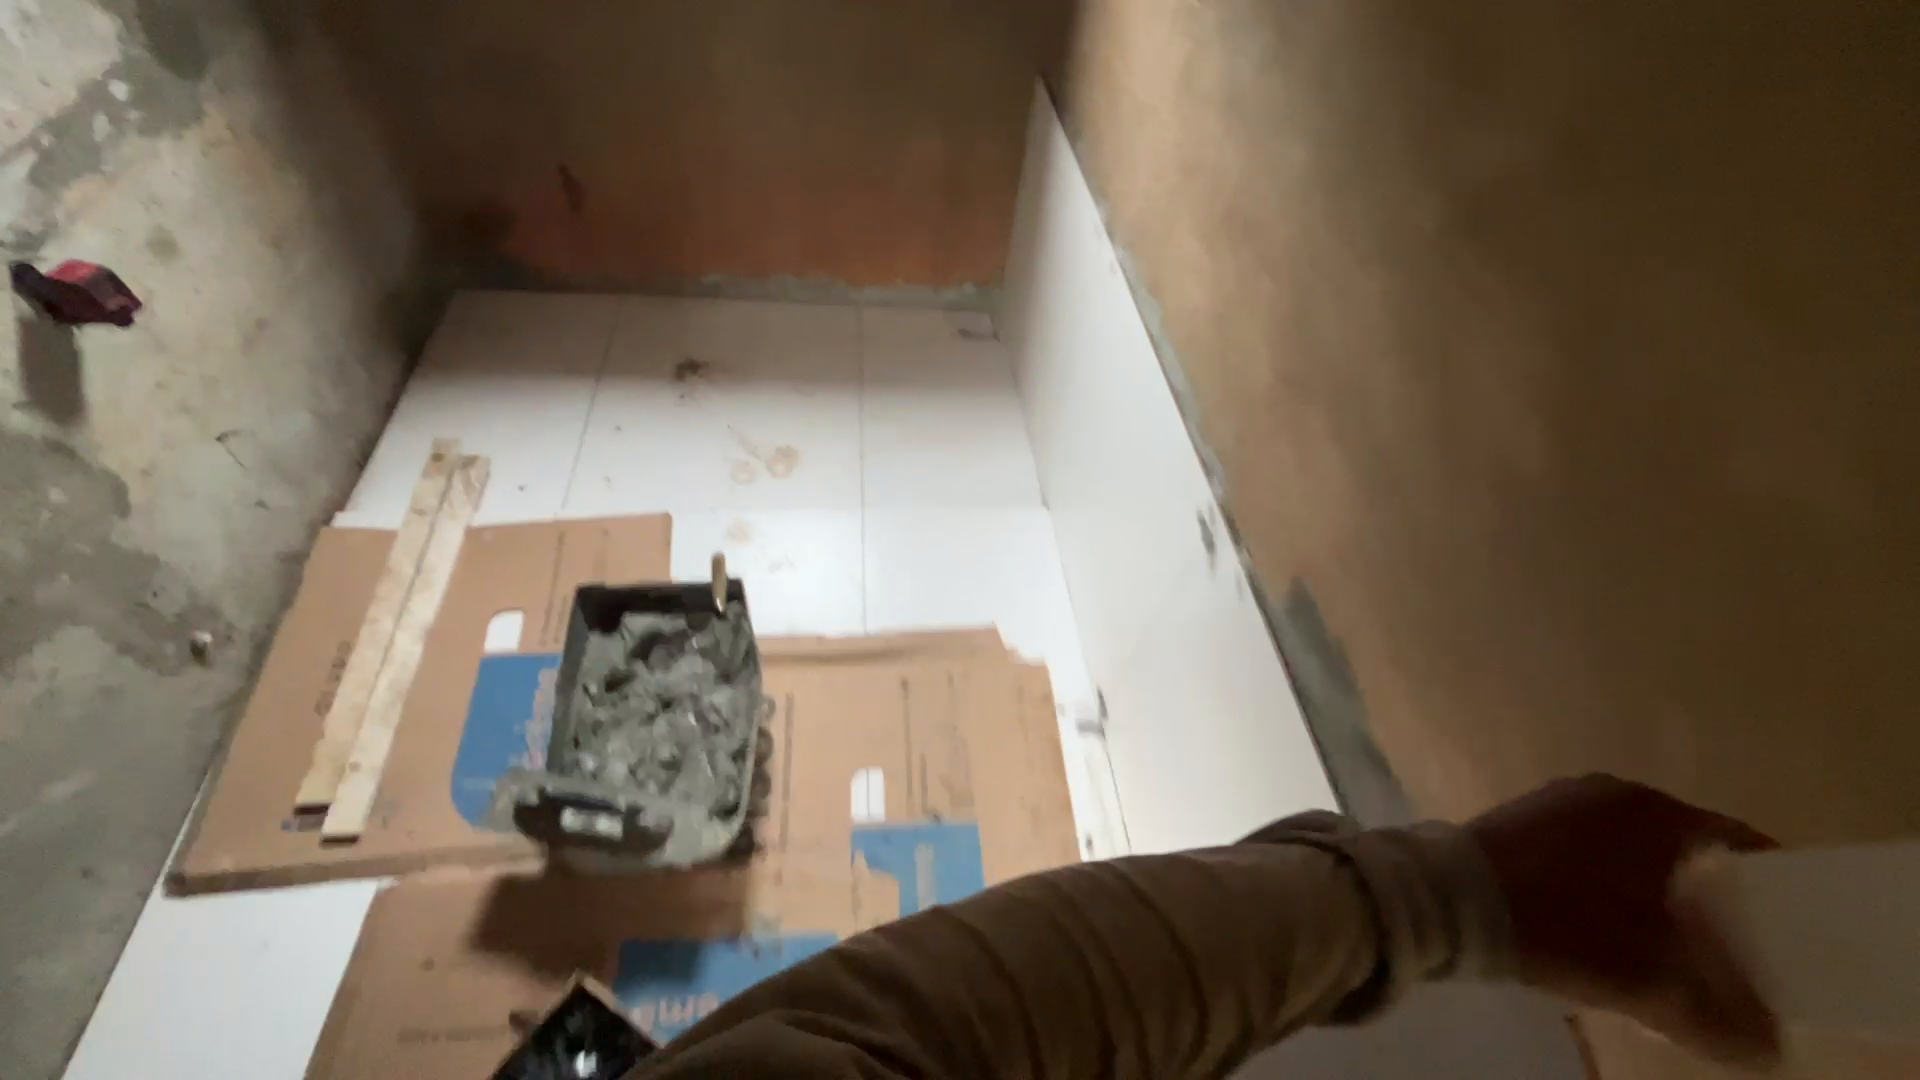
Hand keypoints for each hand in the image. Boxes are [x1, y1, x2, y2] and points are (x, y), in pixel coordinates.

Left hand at [1466, 774, 1780, 1067]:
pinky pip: (1580, 852)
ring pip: (1625, 851)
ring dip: (1644, 895)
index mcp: (1652, 811)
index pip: (1736, 843)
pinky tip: (1596, 926)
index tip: (1782, 934)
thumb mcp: (1657, 984)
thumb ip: (1724, 1020)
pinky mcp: (1516, 818)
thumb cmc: (1565, 924)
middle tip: (1722, 951)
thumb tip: (1761, 1045)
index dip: (1767, 890)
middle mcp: (1605, 792)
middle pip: (1678, 848)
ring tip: (1659, 948)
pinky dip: (1598, 885)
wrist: (1449, 898)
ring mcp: (1554, 800)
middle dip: (1702, 898)